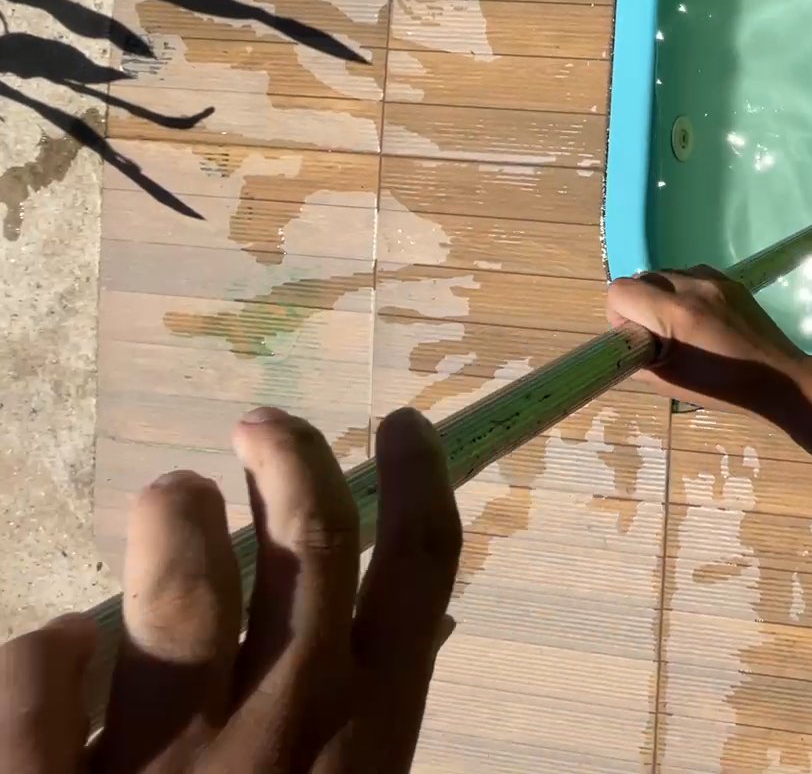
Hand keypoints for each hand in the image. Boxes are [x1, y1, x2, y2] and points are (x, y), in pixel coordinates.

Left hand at [0, 407, 460, 772]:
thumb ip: (364, 704)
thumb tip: (404, 618)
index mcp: (371, 715)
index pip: (420, 559)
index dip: (420, 476)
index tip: (399, 422)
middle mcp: (290, 716)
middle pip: (312, 545)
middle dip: (295, 465)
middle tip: (267, 422)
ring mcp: (166, 757)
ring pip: (178, 589)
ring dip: (173, 517)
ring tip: (169, 490)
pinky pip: (34, 674)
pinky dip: (40, 648)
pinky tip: (52, 649)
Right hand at [608, 267, 811, 410]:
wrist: (778, 377)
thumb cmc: (722, 387)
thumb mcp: (668, 380)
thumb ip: (639, 354)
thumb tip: (628, 339)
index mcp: (675, 313)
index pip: (620, 290)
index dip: (619, 315)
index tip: (636, 337)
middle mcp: (694, 287)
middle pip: (642, 278)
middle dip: (640, 304)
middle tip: (658, 334)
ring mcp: (716, 280)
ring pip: (668, 273)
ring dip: (663, 295)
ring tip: (682, 325)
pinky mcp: (732, 280)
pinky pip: (693, 274)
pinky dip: (686, 290)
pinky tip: (701, 316)